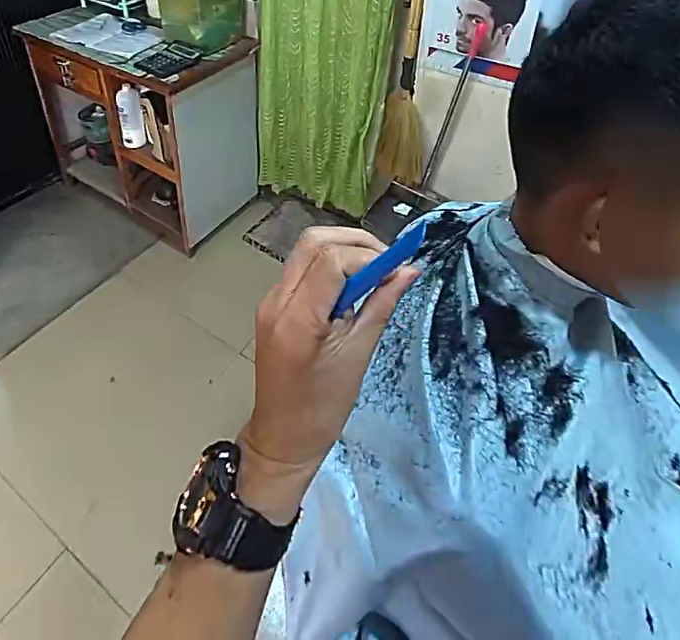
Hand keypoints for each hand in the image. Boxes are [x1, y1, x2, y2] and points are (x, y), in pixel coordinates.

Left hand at [236, 226, 418, 521]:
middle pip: (314, 241)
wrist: (282, 439)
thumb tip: (409, 270)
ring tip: (373, 271)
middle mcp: (277, 301)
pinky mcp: (274, 304)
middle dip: (356, 242)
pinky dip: (331, 264)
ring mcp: (271, 300)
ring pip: (307, 249)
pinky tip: (352, 285)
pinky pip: (303, 267)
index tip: (397, 268)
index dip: (369, 256)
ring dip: (343, 250)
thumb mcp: (360, 353)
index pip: (332, 261)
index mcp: (297, 320)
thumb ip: (382, 303)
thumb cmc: (323, 407)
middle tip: (387, 261)